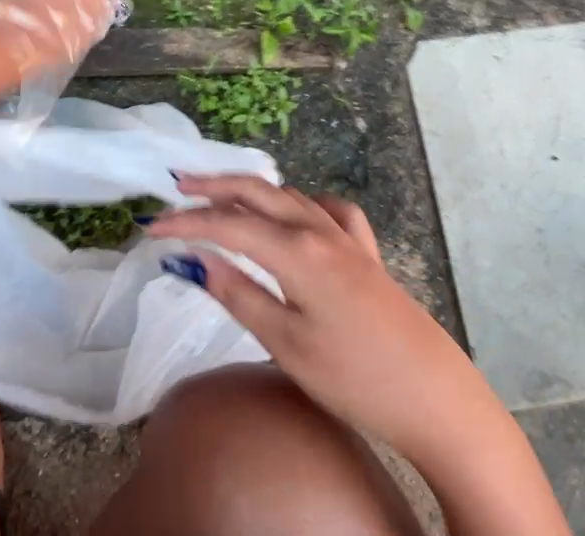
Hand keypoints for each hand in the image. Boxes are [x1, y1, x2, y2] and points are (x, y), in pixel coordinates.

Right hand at [147, 174, 460, 456]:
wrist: (435, 399)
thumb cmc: (354, 378)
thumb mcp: (285, 342)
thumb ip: (237, 293)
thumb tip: (194, 257)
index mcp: (296, 251)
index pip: (227, 224)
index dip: (185, 223)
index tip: (149, 227)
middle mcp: (320, 231)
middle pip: (257, 193)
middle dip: (214, 186)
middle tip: (176, 187)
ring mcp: (348, 240)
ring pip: (289, 197)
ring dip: (251, 192)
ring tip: (220, 198)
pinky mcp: (368, 256)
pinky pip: (329, 211)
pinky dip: (302, 204)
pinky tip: (297, 216)